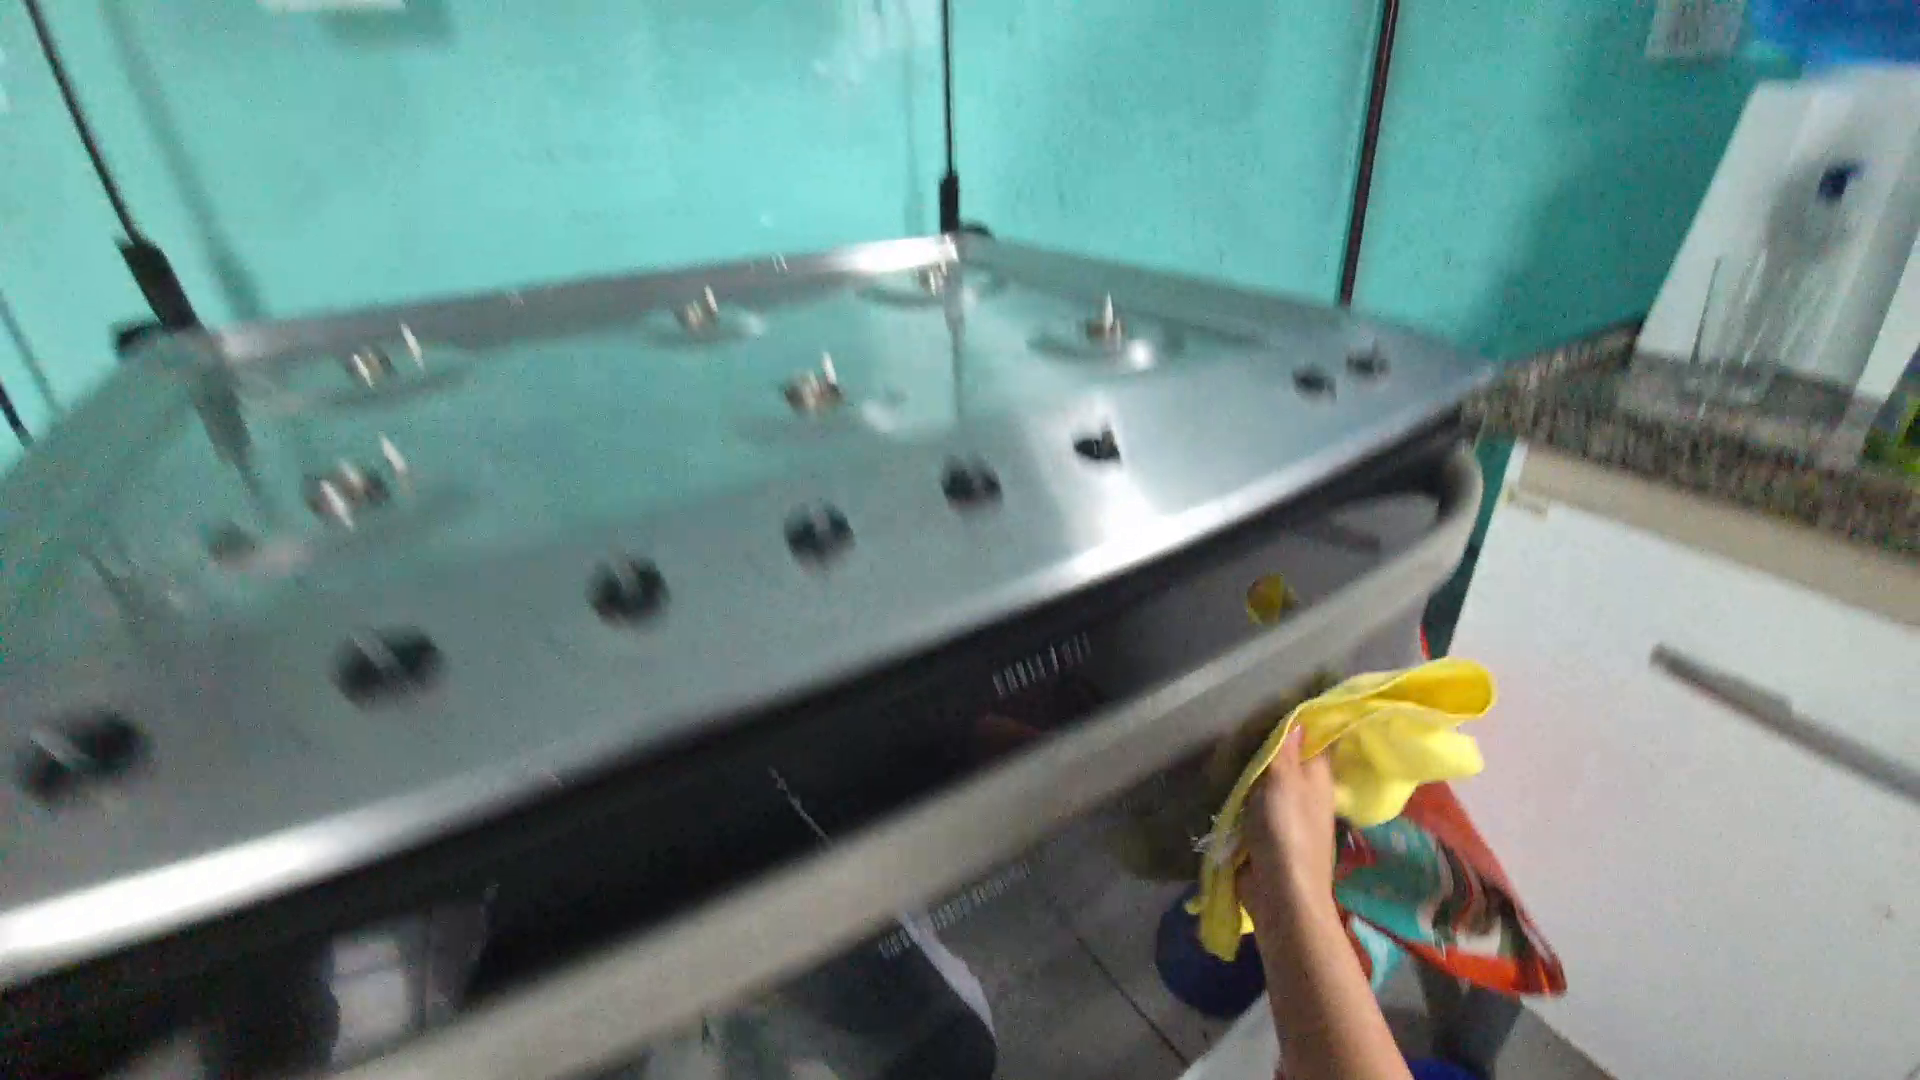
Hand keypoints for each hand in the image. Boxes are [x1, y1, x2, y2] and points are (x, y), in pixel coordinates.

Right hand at [1236, 726, 1337, 928]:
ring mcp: (1285, 814)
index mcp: (1318, 778)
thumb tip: (1300, 719)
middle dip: (1268, 743)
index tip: (1281, 699)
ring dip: (1251, 769)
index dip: (1304, 721)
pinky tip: (1222, 779)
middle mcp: (1306, 792)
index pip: (1317, 740)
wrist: (1280, 894)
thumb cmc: (1286, 832)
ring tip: (1226, 743)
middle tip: (1241, 718)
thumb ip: (1286, 751)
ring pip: (1268, 781)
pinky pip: (1252, 804)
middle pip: (1289, 759)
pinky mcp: (1265, 833)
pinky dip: (1241, 794)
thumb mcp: (1284, 783)